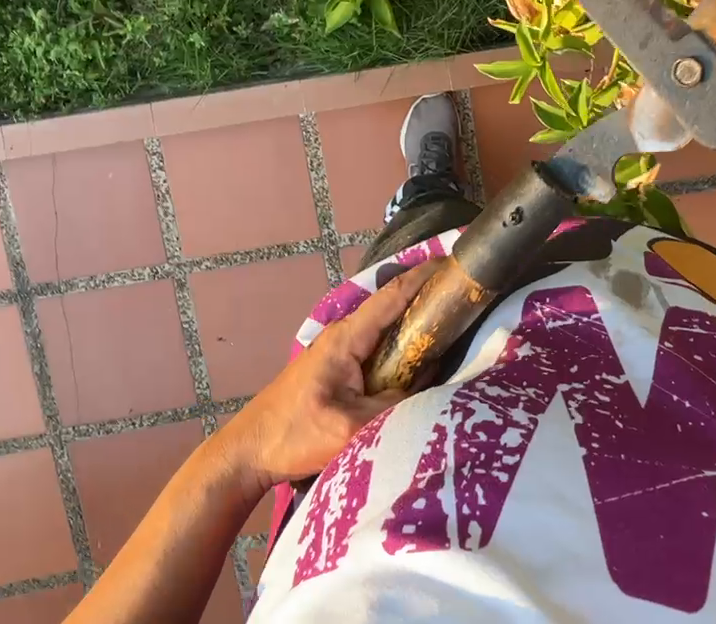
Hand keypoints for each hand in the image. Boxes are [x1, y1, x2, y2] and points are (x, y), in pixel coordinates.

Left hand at [211, 262, 436, 496]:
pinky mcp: (341, 369)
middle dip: (429, 298)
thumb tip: (434, 395)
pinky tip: (424, 361)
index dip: (424, 276)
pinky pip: (381, 350)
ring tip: (457, 325)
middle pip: (395, 308)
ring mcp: (342, 351)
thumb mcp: (349, 428)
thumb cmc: (293, 435)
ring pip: (389, 330)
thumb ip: (393, 408)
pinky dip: (405, 348)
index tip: (456, 263)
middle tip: (468, 297)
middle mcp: (346, 335)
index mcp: (347, 337)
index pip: (393, 295)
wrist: (247, 451)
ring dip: (418, 325)